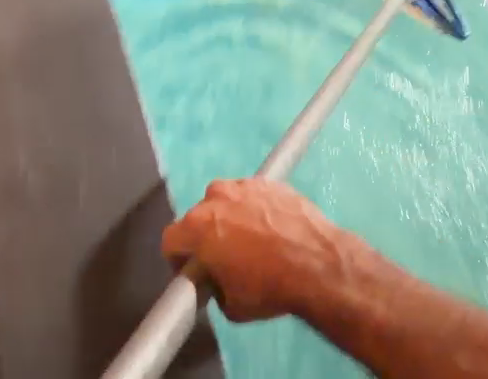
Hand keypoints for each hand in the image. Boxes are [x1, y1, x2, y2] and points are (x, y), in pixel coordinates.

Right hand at [161, 178, 351, 322]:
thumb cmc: (268, 286)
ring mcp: (244, 184)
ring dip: (231, 218)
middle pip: (198, 217)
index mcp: (198, 227)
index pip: (171, 240)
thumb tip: (216, 278)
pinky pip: (252, 196)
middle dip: (206, 236)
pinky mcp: (269, 181)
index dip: (178, 259)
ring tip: (253, 242)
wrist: (316, 262)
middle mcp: (215, 197)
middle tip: (225, 258)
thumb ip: (212, 285)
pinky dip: (256, 209)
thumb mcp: (230, 305)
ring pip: (226, 202)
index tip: (194, 271)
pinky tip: (273, 229)